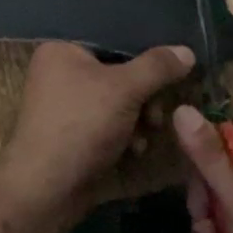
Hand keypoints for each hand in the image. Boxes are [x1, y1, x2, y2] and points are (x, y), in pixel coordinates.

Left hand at [0, 42, 195, 223]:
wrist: (46, 187)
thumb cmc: (82, 124)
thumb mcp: (124, 89)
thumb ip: (156, 67)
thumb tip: (186, 50)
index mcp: (60, 50)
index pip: (111, 46)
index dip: (142, 63)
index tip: (166, 82)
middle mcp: (57, 73)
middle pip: (116, 77)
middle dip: (142, 101)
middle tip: (154, 119)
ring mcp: (61, 106)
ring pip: (114, 105)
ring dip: (136, 122)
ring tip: (141, 141)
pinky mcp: (69, 135)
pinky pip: (104, 126)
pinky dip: (121, 137)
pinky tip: (131, 152)